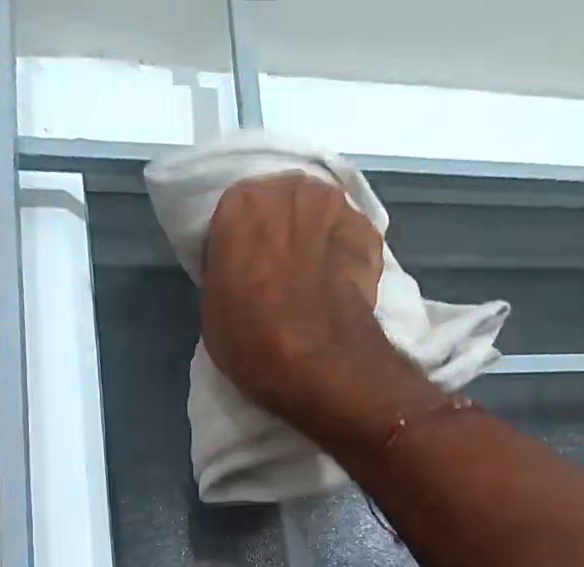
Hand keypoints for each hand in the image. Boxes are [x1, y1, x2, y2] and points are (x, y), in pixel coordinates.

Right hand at [201, 174, 443, 453]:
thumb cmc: (252, 339)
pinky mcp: (370, 232)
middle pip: (283, 206)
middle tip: (284, 273)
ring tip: (317, 279)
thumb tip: (244, 271)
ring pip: (321, 217)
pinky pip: (352, 240)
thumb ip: (227, 272)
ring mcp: (336, 207)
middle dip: (284, 232)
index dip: (243, 244)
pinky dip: (348, 257)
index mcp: (240, 203)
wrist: (318, 360)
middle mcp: (288, 190)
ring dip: (318, 239)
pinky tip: (343, 287)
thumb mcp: (214, 306)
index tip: (247, 270)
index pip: (237, 216)